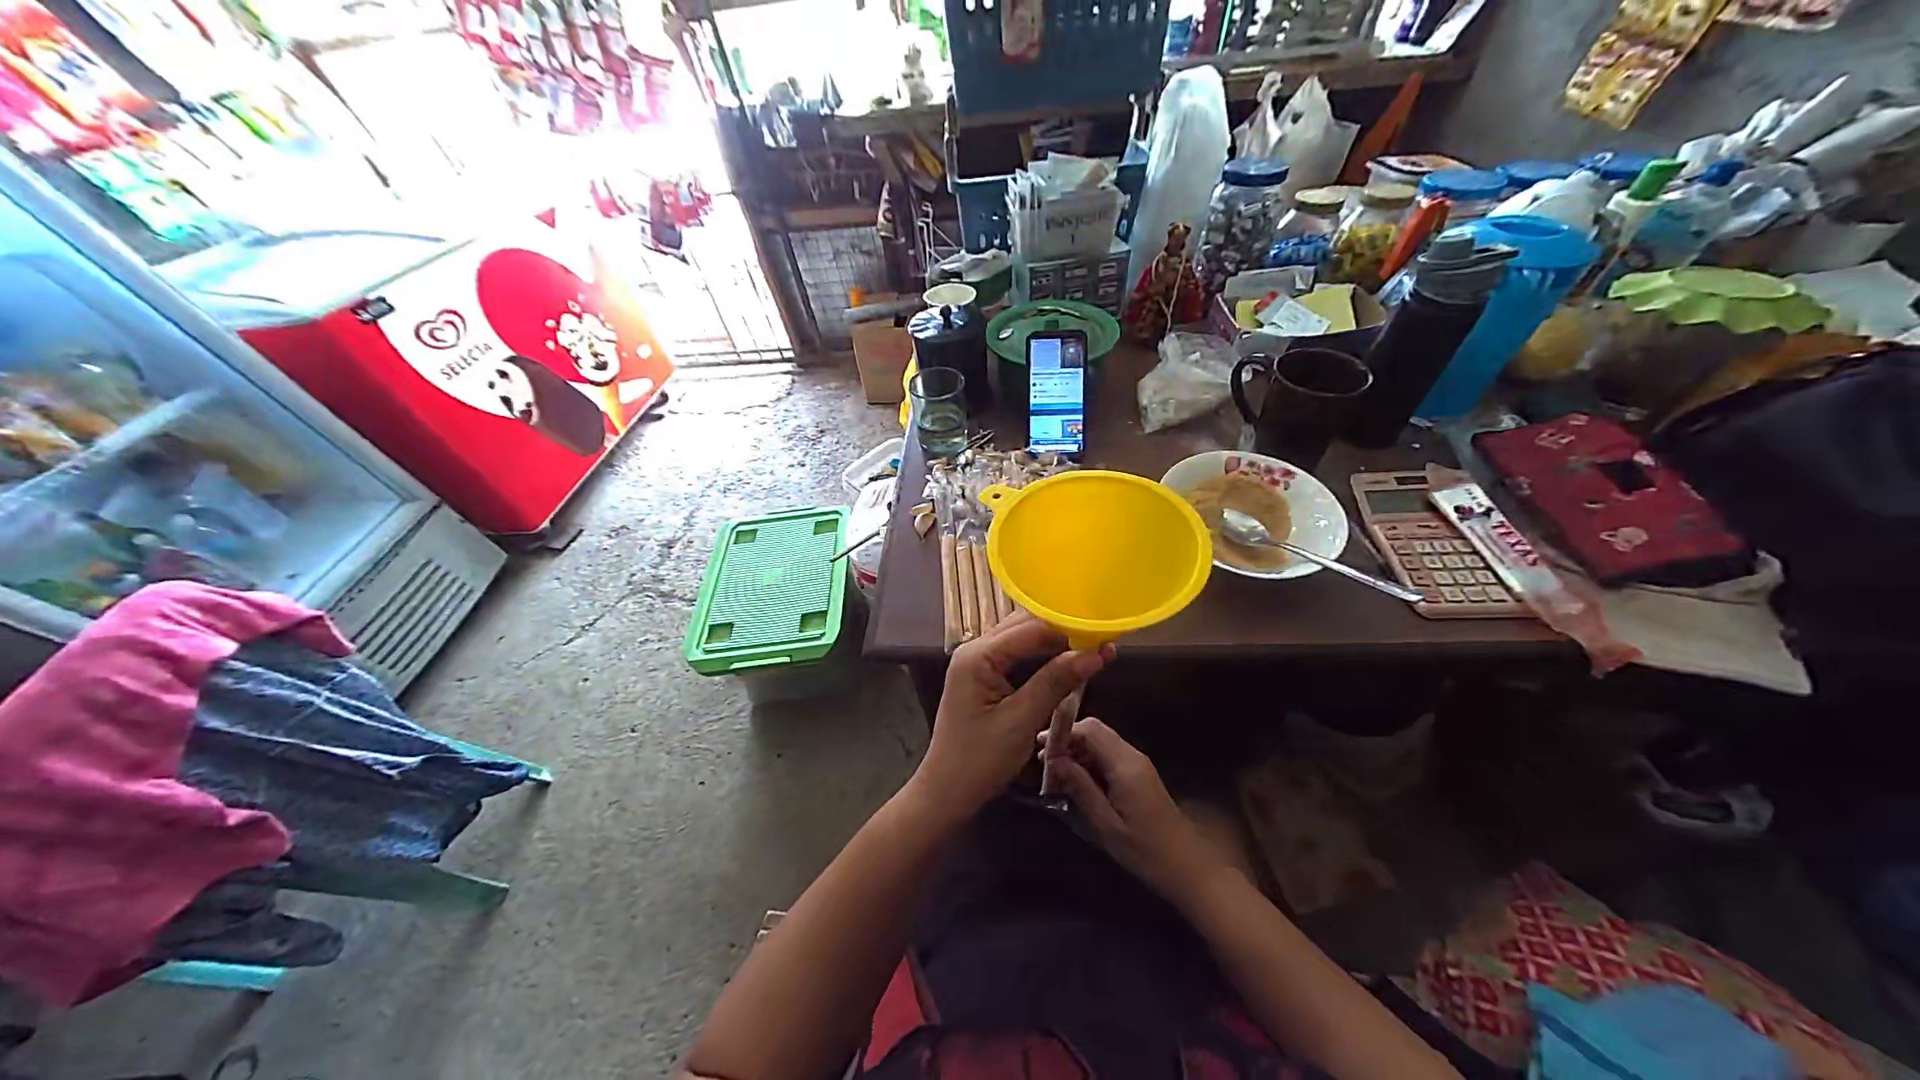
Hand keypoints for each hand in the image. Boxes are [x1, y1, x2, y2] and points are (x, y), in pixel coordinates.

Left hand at [911, 613, 1112, 819]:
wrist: (947, 792)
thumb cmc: (979, 760)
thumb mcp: (1021, 721)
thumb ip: (1056, 682)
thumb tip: (1095, 653)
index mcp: (978, 655)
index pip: (1031, 628)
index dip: (1069, 628)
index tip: (1105, 634)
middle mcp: (975, 650)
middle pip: (1025, 626)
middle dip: (1064, 631)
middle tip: (1102, 640)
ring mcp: (978, 662)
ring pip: (1023, 639)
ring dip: (1055, 643)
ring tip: (1093, 649)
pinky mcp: (984, 676)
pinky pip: (1018, 656)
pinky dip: (1043, 657)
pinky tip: (1067, 663)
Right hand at [1046, 718, 1233, 905]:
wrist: (1188, 868)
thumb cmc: (1145, 850)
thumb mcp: (1105, 823)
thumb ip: (1080, 787)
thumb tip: (1054, 759)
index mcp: (1124, 765)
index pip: (1090, 730)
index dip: (1063, 732)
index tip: (1039, 746)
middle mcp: (1133, 756)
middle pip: (1096, 731)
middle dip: (1068, 740)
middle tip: (1044, 761)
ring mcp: (1138, 765)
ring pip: (1102, 743)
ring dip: (1078, 752)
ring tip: (1055, 774)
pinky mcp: (1140, 776)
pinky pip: (1110, 757)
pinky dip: (1090, 762)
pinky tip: (1077, 782)